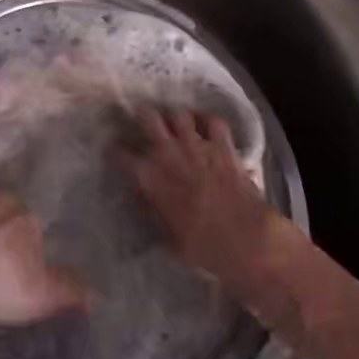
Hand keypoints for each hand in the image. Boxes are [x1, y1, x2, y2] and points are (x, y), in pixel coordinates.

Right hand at [123, 107, 290, 300]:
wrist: (245, 238)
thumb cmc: (203, 245)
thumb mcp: (169, 236)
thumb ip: (155, 211)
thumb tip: (147, 199)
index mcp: (149, 176)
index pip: (120, 154)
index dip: (114, 149)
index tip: (113, 149)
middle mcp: (168, 152)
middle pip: (147, 116)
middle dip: (143, 115)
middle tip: (145, 121)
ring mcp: (196, 145)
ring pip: (179, 112)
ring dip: (176, 116)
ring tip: (176, 121)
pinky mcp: (223, 146)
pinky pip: (214, 121)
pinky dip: (209, 121)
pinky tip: (207, 125)